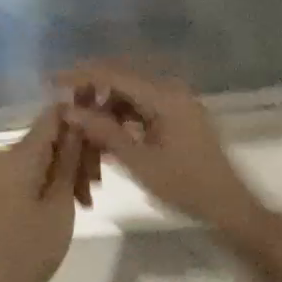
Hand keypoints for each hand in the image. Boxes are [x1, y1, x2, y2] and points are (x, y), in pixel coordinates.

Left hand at [0, 105, 83, 281]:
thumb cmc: (34, 244)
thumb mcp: (61, 200)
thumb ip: (71, 158)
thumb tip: (79, 119)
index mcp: (21, 153)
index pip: (54, 114)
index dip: (82, 118)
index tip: (105, 137)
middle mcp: (9, 154)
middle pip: (53, 135)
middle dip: (80, 153)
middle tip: (98, 185)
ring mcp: (6, 171)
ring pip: (48, 155)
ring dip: (72, 171)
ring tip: (88, 201)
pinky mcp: (8, 187)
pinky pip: (37, 170)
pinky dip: (57, 181)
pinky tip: (74, 204)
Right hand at [55, 62, 267, 232]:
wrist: (228, 206)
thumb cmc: (186, 186)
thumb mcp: (139, 162)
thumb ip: (104, 133)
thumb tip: (69, 111)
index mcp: (165, 96)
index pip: (114, 74)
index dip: (81, 75)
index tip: (52, 81)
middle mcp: (172, 90)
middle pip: (122, 79)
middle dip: (91, 90)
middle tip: (64, 107)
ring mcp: (177, 103)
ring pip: (130, 95)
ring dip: (106, 108)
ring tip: (83, 129)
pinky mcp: (179, 116)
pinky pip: (143, 107)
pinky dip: (122, 119)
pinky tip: (106, 137)